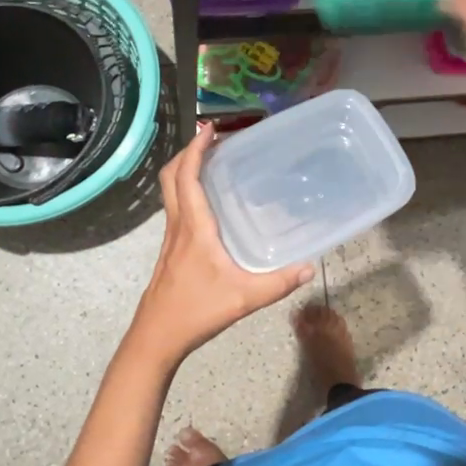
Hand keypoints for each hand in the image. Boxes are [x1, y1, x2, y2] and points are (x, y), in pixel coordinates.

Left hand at [129, 124, 314, 362]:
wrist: (156, 338)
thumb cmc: (196, 312)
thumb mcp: (244, 299)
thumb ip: (278, 283)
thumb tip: (310, 267)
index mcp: (193, 227)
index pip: (187, 177)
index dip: (196, 149)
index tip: (209, 128)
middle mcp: (178, 225)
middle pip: (171, 176)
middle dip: (187, 152)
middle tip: (210, 139)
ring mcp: (170, 238)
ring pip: (170, 192)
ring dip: (185, 170)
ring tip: (211, 162)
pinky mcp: (169, 250)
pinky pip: (175, 208)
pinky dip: (186, 191)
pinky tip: (208, 204)